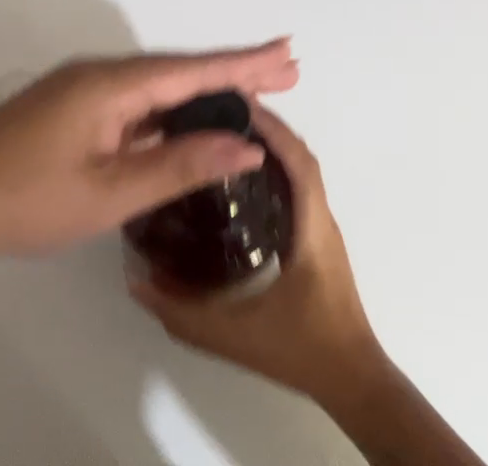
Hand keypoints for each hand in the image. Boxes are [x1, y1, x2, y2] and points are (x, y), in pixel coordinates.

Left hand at [0, 39, 299, 270]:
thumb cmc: (28, 200)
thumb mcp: (111, 191)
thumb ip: (179, 166)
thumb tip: (246, 145)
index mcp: (108, 86)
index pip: (189, 70)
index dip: (242, 64)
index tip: (287, 53)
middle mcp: (95, 77)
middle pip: (175, 73)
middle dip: (231, 74)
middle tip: (287, 70)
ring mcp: (78, 95)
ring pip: (152, 91)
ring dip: (200, 95)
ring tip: (253, 97)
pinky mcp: (66, 114)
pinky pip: (130, 107)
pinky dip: (166, 114)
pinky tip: (188, 127)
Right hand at [129, 104, 387, 402]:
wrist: (353, 382)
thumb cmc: (301, 349)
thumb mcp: (232, 334)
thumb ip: (179, 310)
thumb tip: (135, 278)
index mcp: (310, 228)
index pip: (297, 160)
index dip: (270, 127)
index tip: (232, 104)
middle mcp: (319, 220)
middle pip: (297, 156)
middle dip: (263, 128)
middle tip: (215, 115)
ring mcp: (320, 232)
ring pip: (299, 174)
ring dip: (268, 149)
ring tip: (220, 139)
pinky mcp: (316, 244)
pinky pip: (296, 193)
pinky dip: (272, 174)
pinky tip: (235, 186)